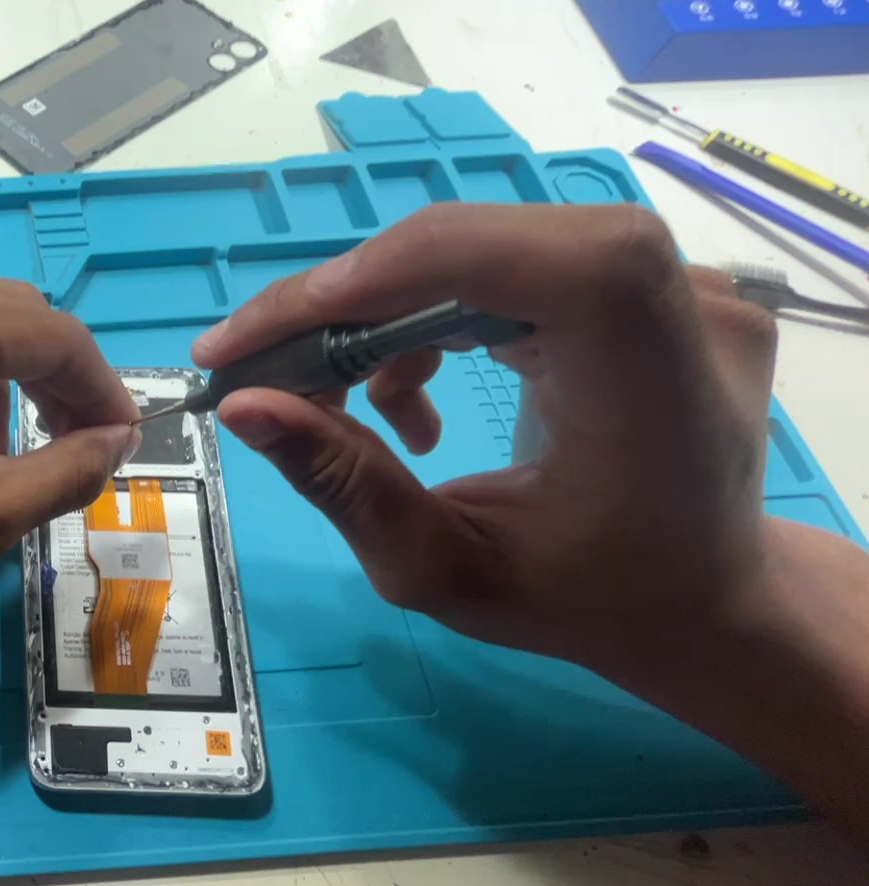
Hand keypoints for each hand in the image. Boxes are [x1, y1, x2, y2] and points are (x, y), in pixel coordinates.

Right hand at [191, 204, 778, 674]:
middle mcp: (680, 312)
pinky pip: (485, 274)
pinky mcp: (623, 289)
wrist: (687, 590)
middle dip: (347, 296)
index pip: (560, 265)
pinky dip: (406, 325)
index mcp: (657, 394)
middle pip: (488, 246)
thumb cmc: (571, 596)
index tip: (288, 323)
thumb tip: (241, 407)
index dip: (414, 268)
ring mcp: (659, 289)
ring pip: (472, 252)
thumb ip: (341, 484)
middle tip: (249, 359)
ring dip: (364, 315)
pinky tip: (396, 400)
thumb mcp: (434, 566)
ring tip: (317, 398)